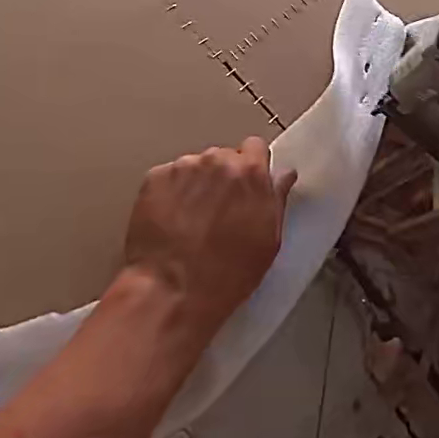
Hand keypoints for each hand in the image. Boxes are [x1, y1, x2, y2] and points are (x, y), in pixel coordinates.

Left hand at [120, 137, 297, 335]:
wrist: (173, 290)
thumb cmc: (225, 274)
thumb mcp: (268, 240)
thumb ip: (276, 198)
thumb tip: (283, 175)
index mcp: (249, 172)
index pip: (255, 147)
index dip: (252, 165)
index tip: (247, 183)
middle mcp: (216, 161)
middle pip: (223, 157)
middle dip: (223, 178)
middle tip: (220, 211)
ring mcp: (182, 167)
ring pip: (194, 167)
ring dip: (196, 185)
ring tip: (193, 221)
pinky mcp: (155, 178)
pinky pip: (168, 177)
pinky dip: (171, 193)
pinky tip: (173, 222)